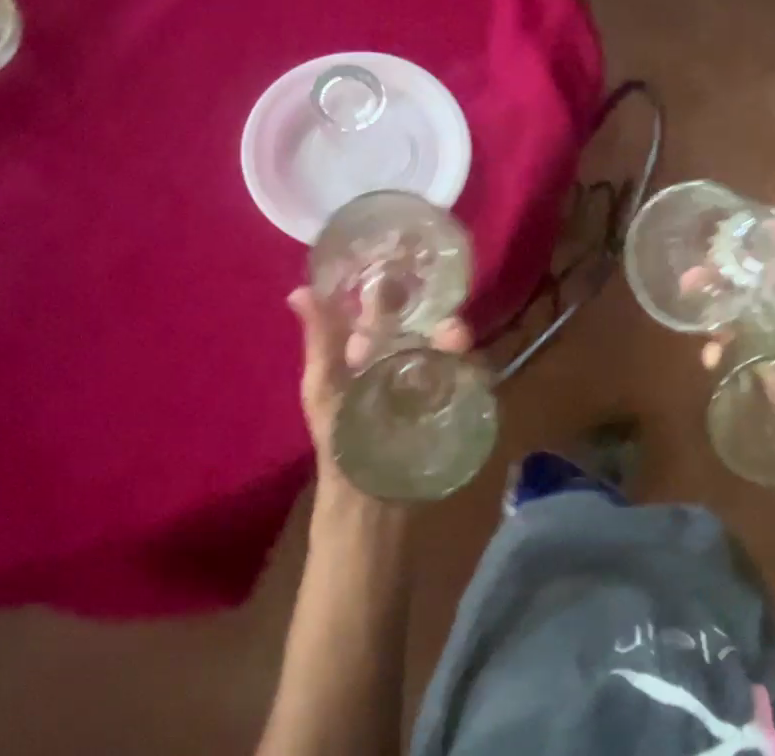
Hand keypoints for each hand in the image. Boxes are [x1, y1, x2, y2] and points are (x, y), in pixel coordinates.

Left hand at [286, 287, 472, 496]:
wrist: (367, 502)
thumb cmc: (340, 440)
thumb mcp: (323, 388)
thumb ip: (320, 340)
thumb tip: (299, 290)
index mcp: (376, 354)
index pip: (393, 314)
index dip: (400, 294)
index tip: (409, 273)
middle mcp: (411, 365)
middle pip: (434, 334)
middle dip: (444, 326)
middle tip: (450, 328)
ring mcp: (438, 389)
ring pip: (457, 356)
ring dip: (460, 348)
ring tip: (457, 344)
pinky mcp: (460, 411)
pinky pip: (474, 385)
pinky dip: (475, 374)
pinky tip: (471, 372)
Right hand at [701, 201, 774, 380]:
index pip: (763, 254)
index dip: (739, 245)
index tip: (714, 238)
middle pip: (737, 282)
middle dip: (713, 278)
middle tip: (691, 276)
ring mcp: (762, 331)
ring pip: (725, 313)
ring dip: (707, 310)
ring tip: (693, 310)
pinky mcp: (751, 359)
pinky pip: (725, 349)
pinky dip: (715, 350)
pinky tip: (714, 355)